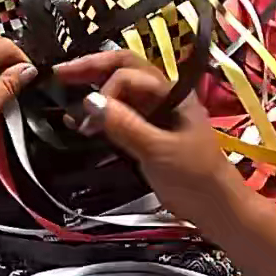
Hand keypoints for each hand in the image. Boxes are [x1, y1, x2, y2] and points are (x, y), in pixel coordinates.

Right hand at [54, 50, 248, 226]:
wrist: (216, 207)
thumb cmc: (195, 176)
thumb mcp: (159, 151)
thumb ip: (125, 125)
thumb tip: (88, 101)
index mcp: (172, 91)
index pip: (128, 75)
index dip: (105, 89)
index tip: (89, 114)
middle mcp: (162, 95)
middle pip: (123, 69)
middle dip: (91, 68)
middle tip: (59, 74)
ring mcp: (154, 113)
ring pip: (119, 90)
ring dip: (92, 89)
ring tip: (62, 93)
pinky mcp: (146, 132)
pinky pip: (119, 113)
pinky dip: (98, 113)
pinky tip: (78, 122)